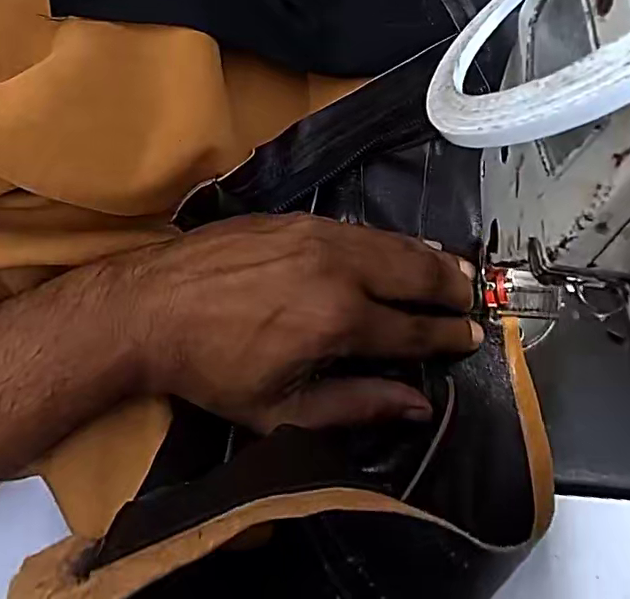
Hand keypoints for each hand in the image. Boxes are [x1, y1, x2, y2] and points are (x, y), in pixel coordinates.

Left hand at [95, 214, 482, 431]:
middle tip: (475, 297)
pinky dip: (394, 240)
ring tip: (456, 267)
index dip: (446, 335)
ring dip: (430, 257)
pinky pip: (364, 230)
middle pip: (413, 274)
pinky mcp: (303, 218)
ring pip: (394, 244)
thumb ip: (355, 406)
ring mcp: (321, 235)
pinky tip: (406, 244)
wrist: (154, 305)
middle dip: (451, 287)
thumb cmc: (214, 368)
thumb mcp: (280, 411)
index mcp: (337, 321)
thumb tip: (416, 405)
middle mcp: (339, 269)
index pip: (411, 328)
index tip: (472, 336)